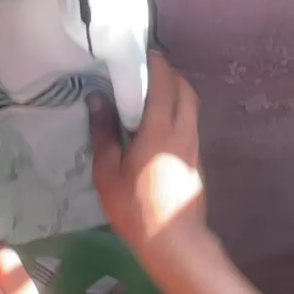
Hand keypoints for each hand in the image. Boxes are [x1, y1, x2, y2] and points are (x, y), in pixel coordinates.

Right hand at [88, 50, 210, 256]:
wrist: (173, 242)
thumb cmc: (134, 206)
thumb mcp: (107, 172)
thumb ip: (103, 132)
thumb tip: (97, 99)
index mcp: (160, 129)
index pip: (164, 83)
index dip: (156, 64)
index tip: (144, 52)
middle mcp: (183, 132)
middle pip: (185, 90)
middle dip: (171, 74)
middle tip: (149, 69)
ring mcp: (194, 147)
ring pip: (191, 108)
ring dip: (176, 93)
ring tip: (152, 93)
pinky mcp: (196, 161)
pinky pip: (190, 124)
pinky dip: (178, 112)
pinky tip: (158, 124)